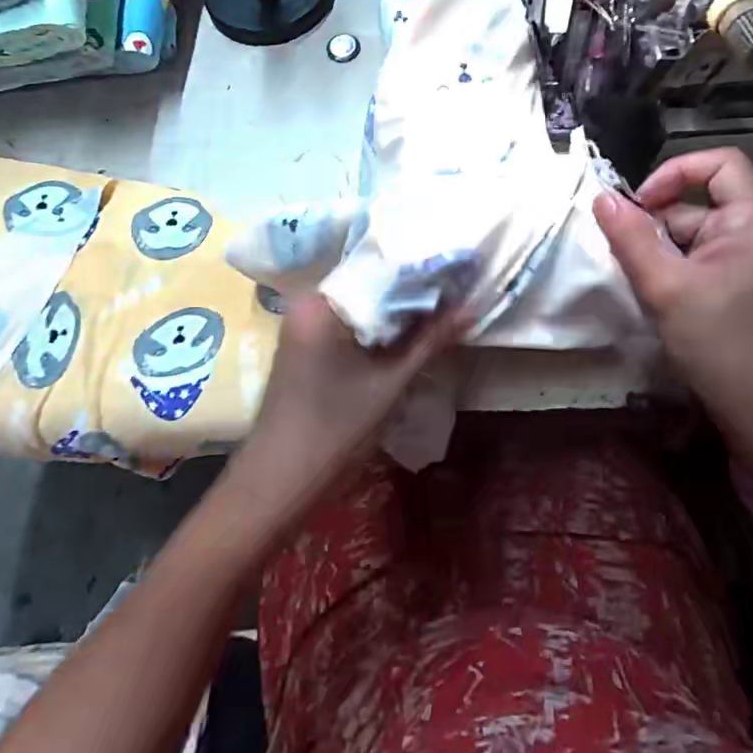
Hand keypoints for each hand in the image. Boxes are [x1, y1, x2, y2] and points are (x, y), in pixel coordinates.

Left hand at [228, 293, 461, 520]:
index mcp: (320, 303)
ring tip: (444, 307)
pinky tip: (410, 333)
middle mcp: (306, 304)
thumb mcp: (390, 383)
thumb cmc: (334, 431)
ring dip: (398, 312)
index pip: (380, 270)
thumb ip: (430, 341)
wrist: (279, 482)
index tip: (461, 271)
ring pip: (361, 307)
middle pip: (370, 287)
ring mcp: (303, 326)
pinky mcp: (306, 346)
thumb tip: (473, 307)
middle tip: (459, 290)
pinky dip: (378, 328)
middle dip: (413, 292)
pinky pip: (349, 324)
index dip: (423, 273)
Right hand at [593, 148, 752, 500]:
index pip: (722, 163)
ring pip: (696, 231)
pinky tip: (660, 292)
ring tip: (645, 281)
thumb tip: (601, 197)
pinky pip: (703, 255)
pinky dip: (676, 265)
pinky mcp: (744, 281)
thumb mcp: (664, 286)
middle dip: (659, 222)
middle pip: (701, 200)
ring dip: (663, 248)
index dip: (676, 171)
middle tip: (630, 254)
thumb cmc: (715, 342)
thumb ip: (630, 238)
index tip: (641, 204)